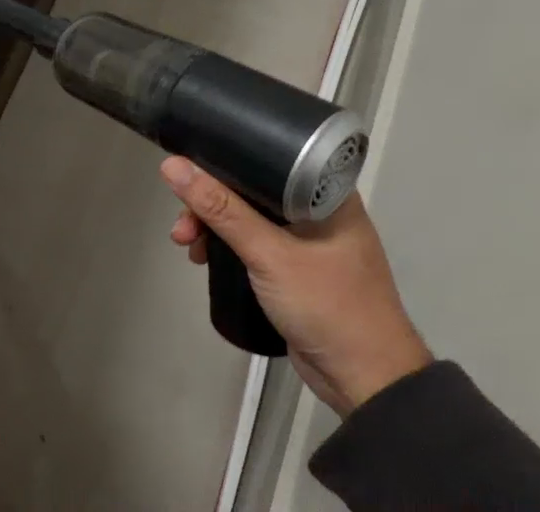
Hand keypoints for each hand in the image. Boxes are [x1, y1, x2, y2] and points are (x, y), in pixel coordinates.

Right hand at [162, 157, 432, 416]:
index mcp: (327, 194)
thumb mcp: (269, 254)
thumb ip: (221, 210)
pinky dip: (227, 247)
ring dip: (213, 227)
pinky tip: (205, 258)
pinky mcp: (297, 268)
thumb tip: (172, 165)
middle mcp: (319, 210)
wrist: (367, 380)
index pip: (266, 158)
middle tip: (182, 227)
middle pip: (250, 190)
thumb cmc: (328, 306)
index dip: (222, 162)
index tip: (187, 175)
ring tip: (187, 246)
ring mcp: (309, 240)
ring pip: (247, 217)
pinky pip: (253, 243)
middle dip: (209, 203)